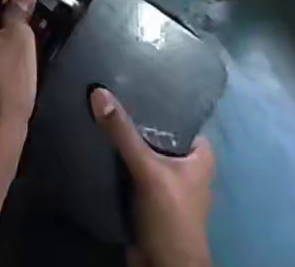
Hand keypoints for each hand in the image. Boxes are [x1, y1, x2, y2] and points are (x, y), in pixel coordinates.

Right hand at [90, 87, 215, 266]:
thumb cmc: (172, 220)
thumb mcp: (149, 172)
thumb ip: (124, 133)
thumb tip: (98, 91)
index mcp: (200, 157)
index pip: (180, 114)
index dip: (159, 96)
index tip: (131, 75)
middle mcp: (184, 165)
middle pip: (156, 128)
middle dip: (133, 112)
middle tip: (106, 85)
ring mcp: (164, 180)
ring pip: (141, 146)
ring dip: (122, 134)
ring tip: (95, 104)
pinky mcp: (145, 193)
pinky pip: (128, 164)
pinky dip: (115, 153)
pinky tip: (94, 136)